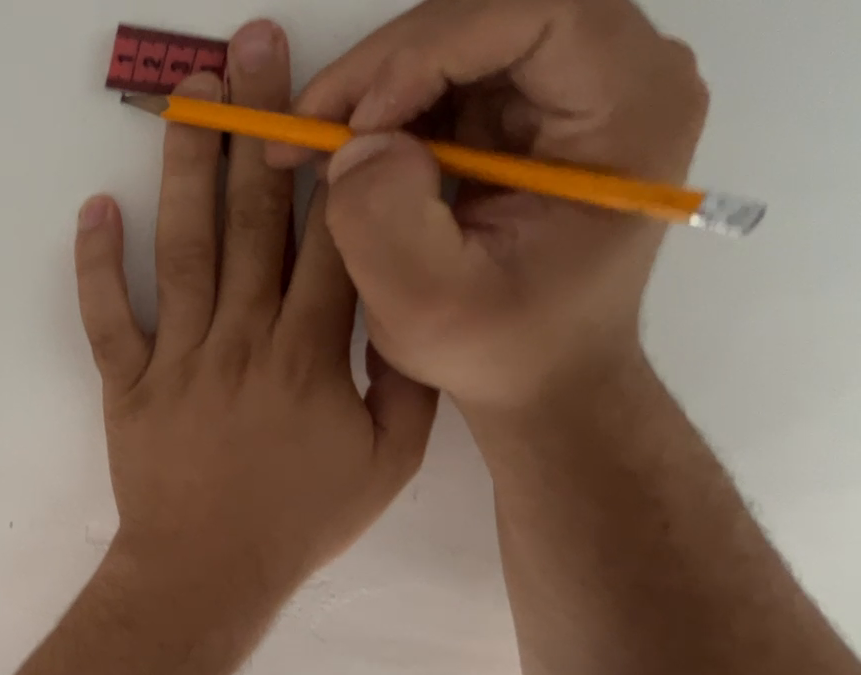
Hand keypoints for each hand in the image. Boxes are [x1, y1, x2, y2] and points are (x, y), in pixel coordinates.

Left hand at [75, 20, 436, 611]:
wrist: (206, 572)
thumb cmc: (298, 521)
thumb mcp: (390, 459)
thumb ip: (409, 377)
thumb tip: (412, 302)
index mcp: (313, 353)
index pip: (333, 233)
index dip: (338, 155)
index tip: (340, 90)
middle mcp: (242, 339)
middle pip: (255, 217)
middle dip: (259, 126)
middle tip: (253, 50)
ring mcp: (176, 360)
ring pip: (183, 250)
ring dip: (183, 169)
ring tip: (185, 98)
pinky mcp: (125, 386)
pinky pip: (108, 318)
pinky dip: (97, 265)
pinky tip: (95, 207)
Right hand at [269, 0, 709, 412]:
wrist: (539, 377)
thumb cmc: (499, 348)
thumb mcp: (427, 302)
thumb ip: (384, 219)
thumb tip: (353, 144)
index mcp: (628, 112)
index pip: (538, 16)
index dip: (432, 50)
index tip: (356, 122)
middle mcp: (617, 79)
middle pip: (492, 17)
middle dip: (387, 64)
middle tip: (308, 125)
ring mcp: (571, 93)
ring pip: (460, 41)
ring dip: (375, 85)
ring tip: (312, 143)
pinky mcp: (527, 115)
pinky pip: (447, 78)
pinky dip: (384, 106)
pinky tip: (343, 151)